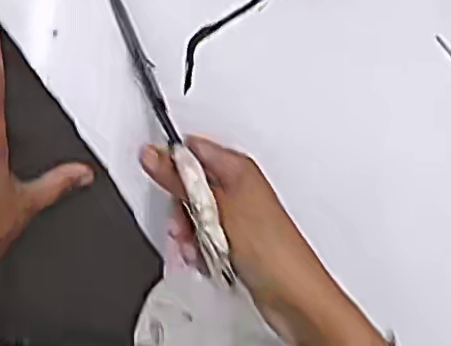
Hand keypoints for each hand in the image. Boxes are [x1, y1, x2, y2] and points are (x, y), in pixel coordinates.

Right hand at [143, 137, 383, 345]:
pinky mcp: (238, 240)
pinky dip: (202, 247)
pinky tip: (207, 258)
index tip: (163, 180)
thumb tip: (152, 155)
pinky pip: (206, 235)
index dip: (173, 164)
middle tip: (185, 222)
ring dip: (190, 232)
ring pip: (196, 212)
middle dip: (181, 207)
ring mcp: (239, 214)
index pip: (191, 149)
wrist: (298, 301)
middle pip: (191, 183)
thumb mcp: (213, 208)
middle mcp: (238, 186)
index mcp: (235, 166)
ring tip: (198, 247)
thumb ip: (178, 180)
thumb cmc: (271, 250)